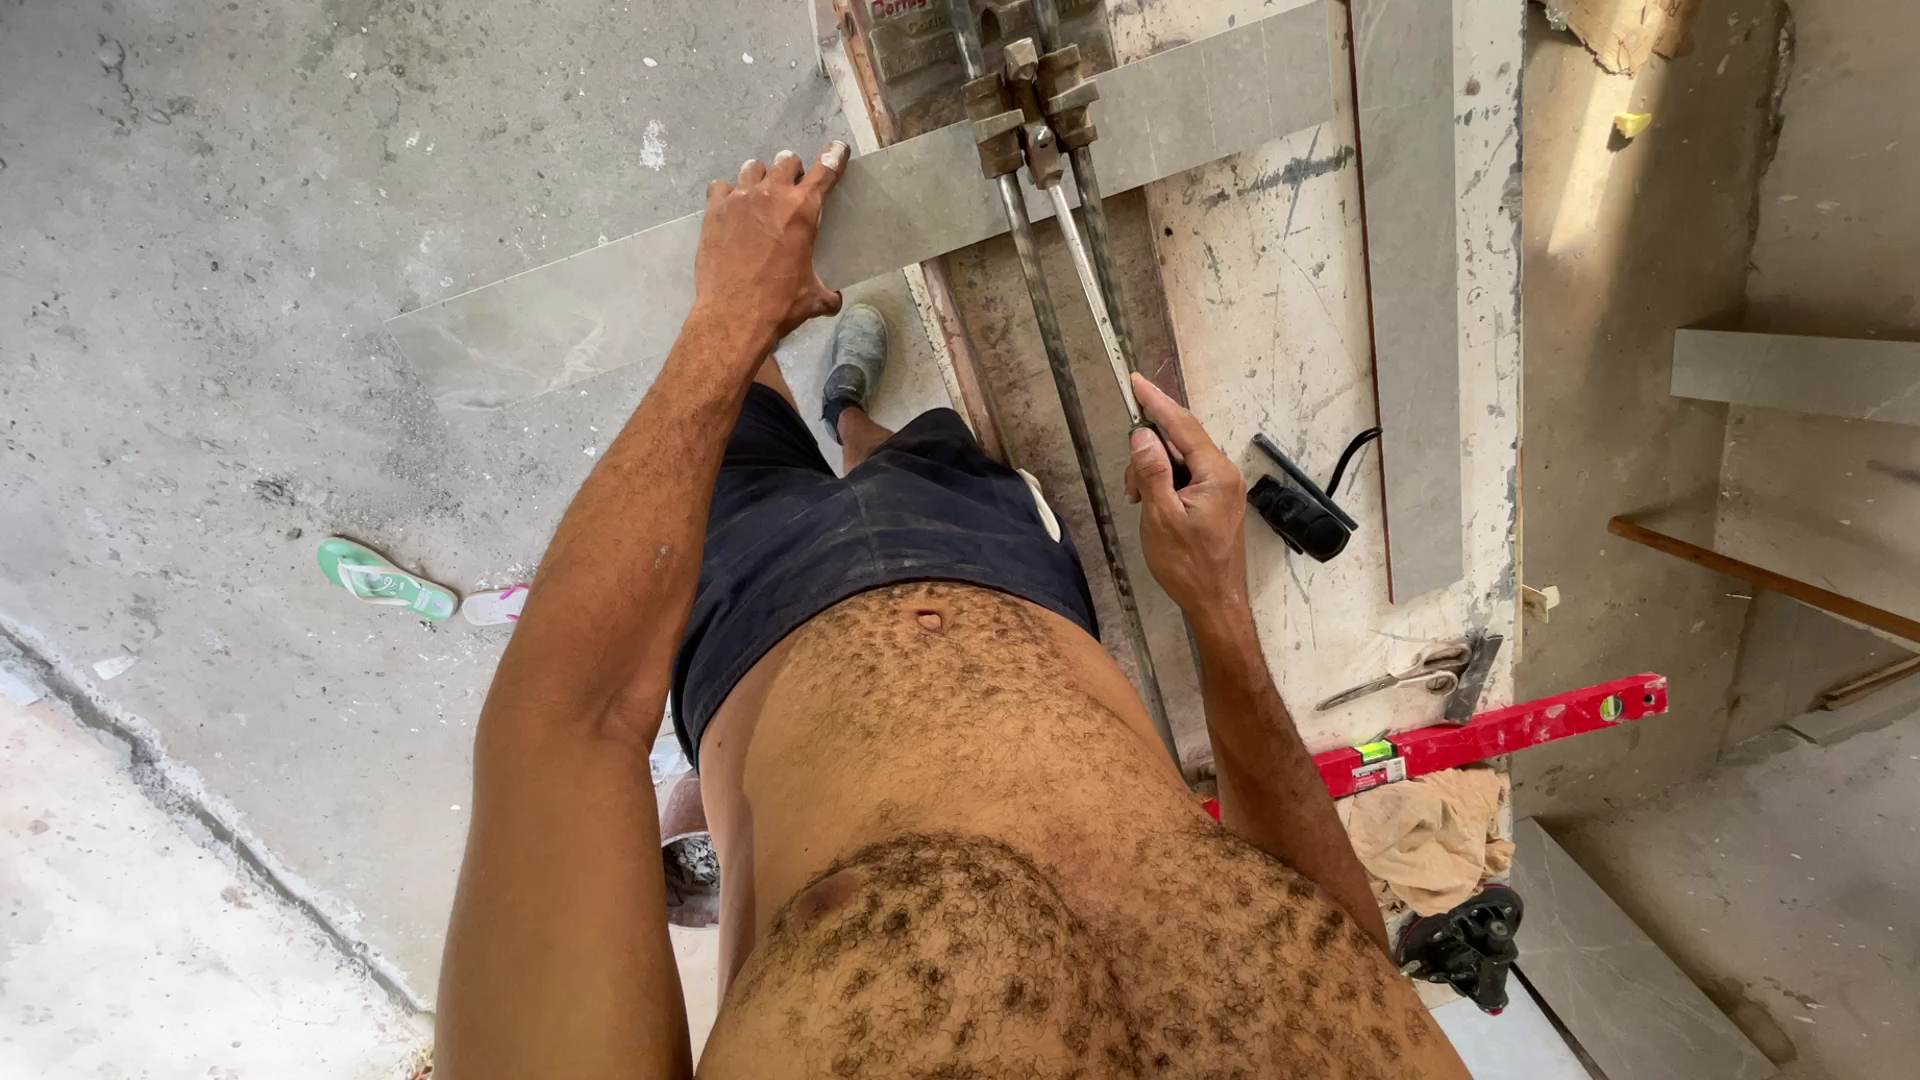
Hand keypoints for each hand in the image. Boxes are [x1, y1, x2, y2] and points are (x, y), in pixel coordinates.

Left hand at [690, 142, 848, 345]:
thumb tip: (835, 301)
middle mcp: (772, 195)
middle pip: (786, 162)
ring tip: (760, 197)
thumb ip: (828, 294)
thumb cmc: (780, 304)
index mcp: (802, 211)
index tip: (838, 149)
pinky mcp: (714, 210)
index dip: (834, 157)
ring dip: (761, 178)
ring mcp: (740, 199)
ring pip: (753, 168)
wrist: (734, 313)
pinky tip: (731, 211)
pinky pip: (721, 187)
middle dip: (792, 172)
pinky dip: (728, 195)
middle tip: (791, 189)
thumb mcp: (813, 299)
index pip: (824, 172)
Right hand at [1123, 373, 1249, 624]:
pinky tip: (1153, 504)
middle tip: (1131, 488)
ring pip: (1181, 461)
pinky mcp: (1217, 501)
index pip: (1182, 425)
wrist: (1215, 602)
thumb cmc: (1187, 565)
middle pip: (1181, 441)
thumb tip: (1142, 436)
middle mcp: (1224, 474)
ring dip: (1155, 473)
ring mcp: (1223, 488)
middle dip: (1149, 453)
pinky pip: (1187, 478)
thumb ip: (1152, 472)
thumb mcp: (1161, 517)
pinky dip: (1165, 484)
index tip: (1136, 381)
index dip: (1156, 402)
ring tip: (1140, 503)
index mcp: (1216, 473)